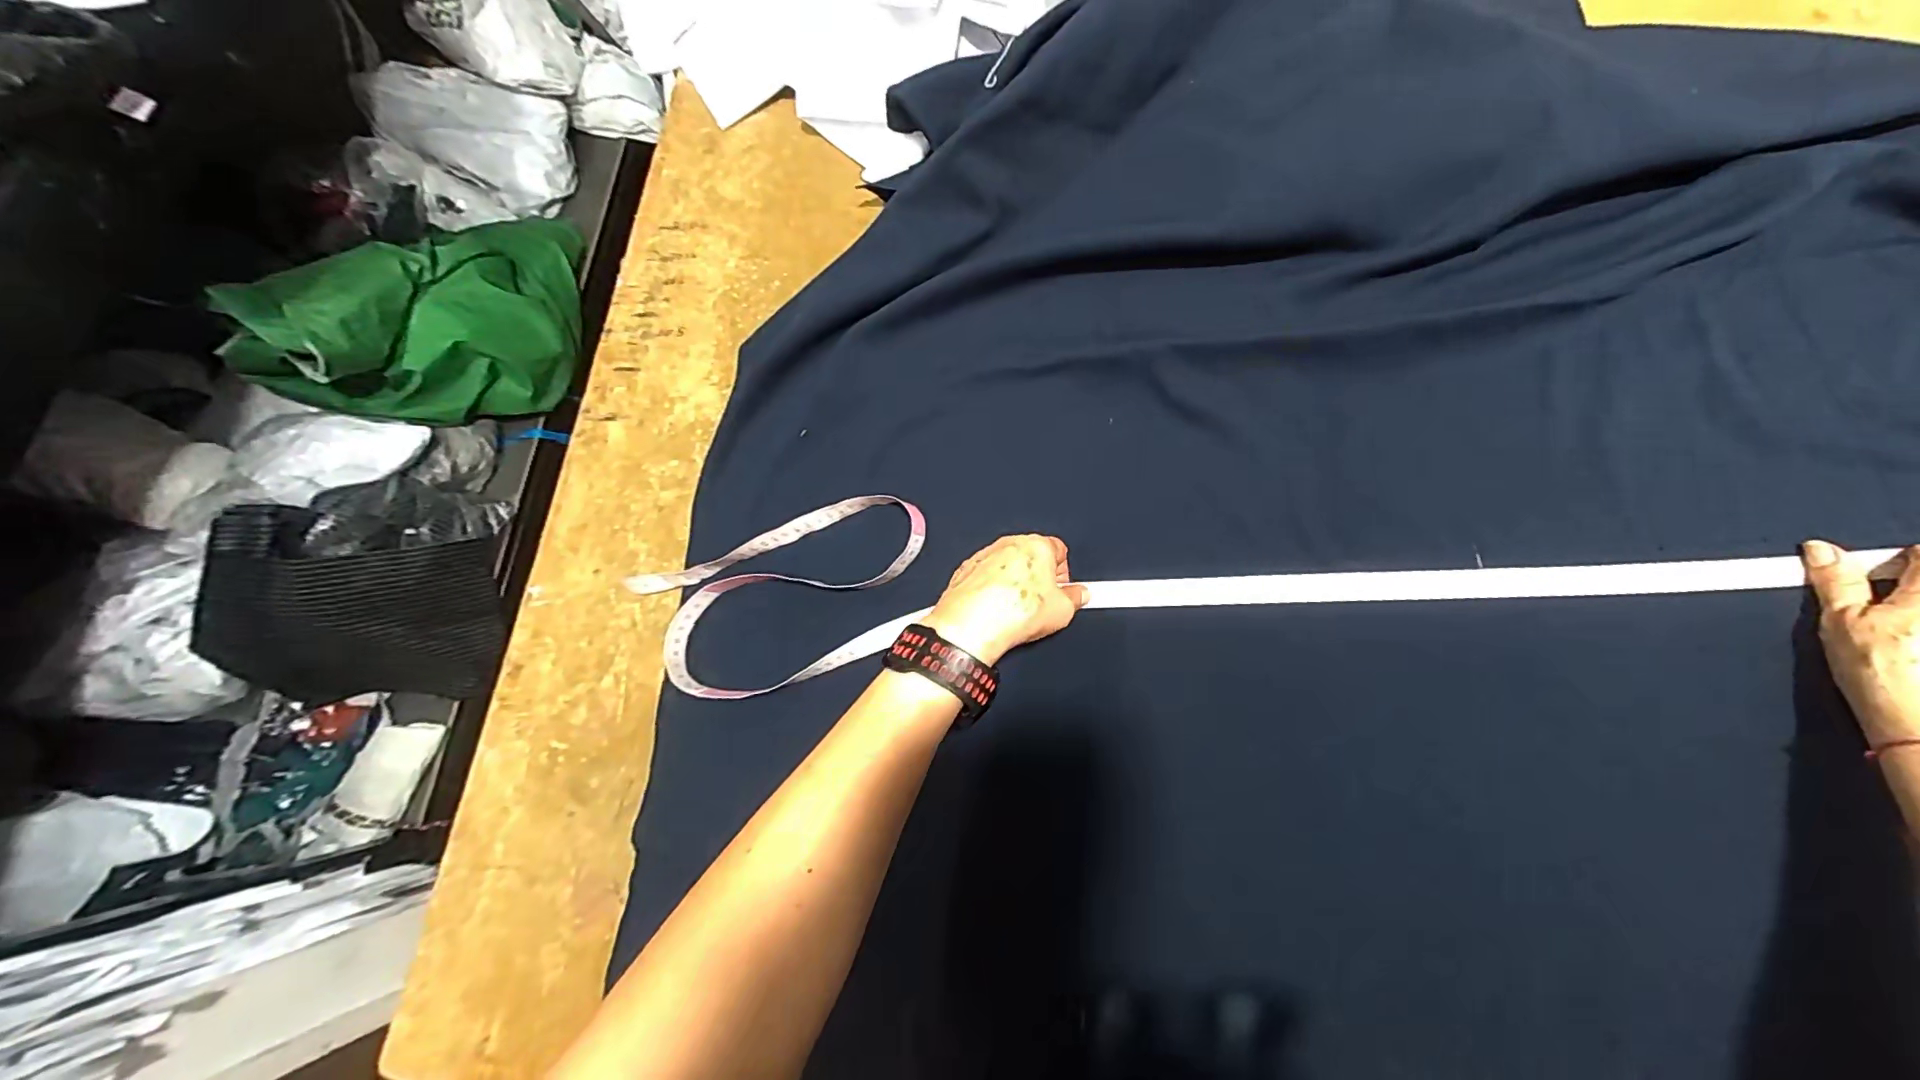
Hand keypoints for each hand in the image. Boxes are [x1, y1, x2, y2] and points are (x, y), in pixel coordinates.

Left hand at [923, 534, 1087, 665]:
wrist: (971, 625)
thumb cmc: (1012, 612)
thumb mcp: (1063, 611)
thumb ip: (1076, 598)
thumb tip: (1079, 596)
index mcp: (1037, 545)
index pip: (1059, 550)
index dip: (1064, 573)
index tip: (1064, 590)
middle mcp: (1009, 544)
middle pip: (1032, 556)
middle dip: (1039, 578)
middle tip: (1042, 602)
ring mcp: (984, 556)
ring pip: (1007, 566)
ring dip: (1014, 584)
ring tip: (1018, 611)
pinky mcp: (965, 571)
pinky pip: (985, 577)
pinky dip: (991, 590)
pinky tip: (996, 611)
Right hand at [1803, 539, 1919, 747]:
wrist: (1919, 724)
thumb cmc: (1882, 678)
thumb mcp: (1839, 623)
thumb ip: (1834, 581)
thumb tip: (1820, 550)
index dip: (1893, 564)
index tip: (1875, 583)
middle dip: (1908, 593)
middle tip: (1887, 615)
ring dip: (1913, 618)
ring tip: (1906, 642)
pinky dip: (1917, 640)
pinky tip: (1916, 657)